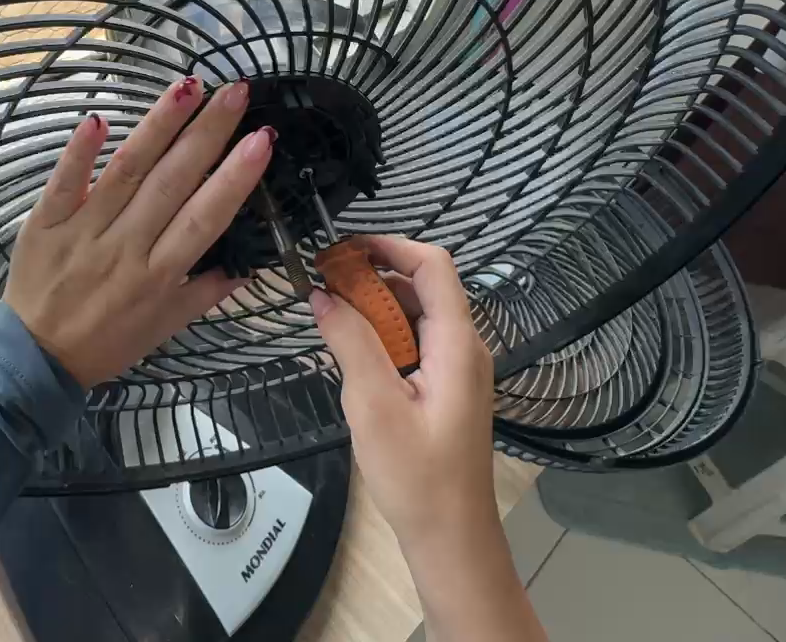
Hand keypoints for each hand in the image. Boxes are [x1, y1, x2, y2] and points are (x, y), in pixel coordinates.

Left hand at [6, 76, 273, 386]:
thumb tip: (246, 266)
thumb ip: (204, 295)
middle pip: (171, 182)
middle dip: (207, 133)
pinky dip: (79, 152)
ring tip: (189, 87)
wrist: (34, 358)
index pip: (204, 218)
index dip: (234, 177)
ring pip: (126, 171)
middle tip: (236, 92)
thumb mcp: (163, 329)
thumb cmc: (106, 342)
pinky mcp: (45, 222)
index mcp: (159, 274)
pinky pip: (63, 183)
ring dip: (158, 125)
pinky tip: (98, 117)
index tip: (261, 139)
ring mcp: (83, 230)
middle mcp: (125, 247)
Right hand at [314, 238, 546, 641]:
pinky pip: (413, 339)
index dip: (390, 245)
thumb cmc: (416, 476)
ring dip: (373, 305)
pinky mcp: (444, 385)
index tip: (342, 251)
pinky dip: (381, 332)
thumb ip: (349, 342)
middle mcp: (464, 346)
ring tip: (332, 314)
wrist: (451, 539)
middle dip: (372, 275)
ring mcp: (456, 366)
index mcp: (457, 345)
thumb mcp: (373, 405)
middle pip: (421, 285)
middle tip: (324, 283)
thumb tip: (321, 294)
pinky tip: (352, 351)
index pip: (433, 266)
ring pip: (414, 312)